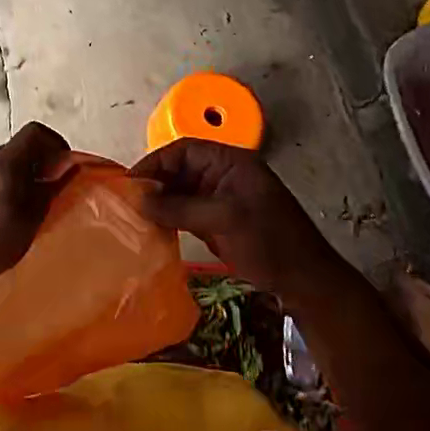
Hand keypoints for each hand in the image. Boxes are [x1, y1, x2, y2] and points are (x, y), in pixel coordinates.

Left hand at [0, 122, 70, 323]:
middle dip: (41, 159)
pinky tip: (9, 205)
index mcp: (2, 163)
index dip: (56, 143)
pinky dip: (8, 177)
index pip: (35, 132)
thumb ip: (53, 185)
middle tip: (52, 184)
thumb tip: (68, 166)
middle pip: (21, 144)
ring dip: (25, 169)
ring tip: (31, 198)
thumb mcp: (34, 216)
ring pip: (7, 157)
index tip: (64, 164)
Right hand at [129, 140, 340, 295]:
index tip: (131, 182)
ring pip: (181, 193)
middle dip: (155, 183)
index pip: (185, 150)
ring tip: (133, 217)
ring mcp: (221, 201)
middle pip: (180, 170)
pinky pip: (186, 214)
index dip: (156, 162)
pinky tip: (152, 230)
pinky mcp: (218, 223)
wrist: (302, 280)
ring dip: (159, 203)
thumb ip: (181, 206)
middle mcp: (224, 176)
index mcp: (231, 162)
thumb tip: (140, 199)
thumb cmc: (270, 241)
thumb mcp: (224, 218)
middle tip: (126, 203)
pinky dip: (169, 220)